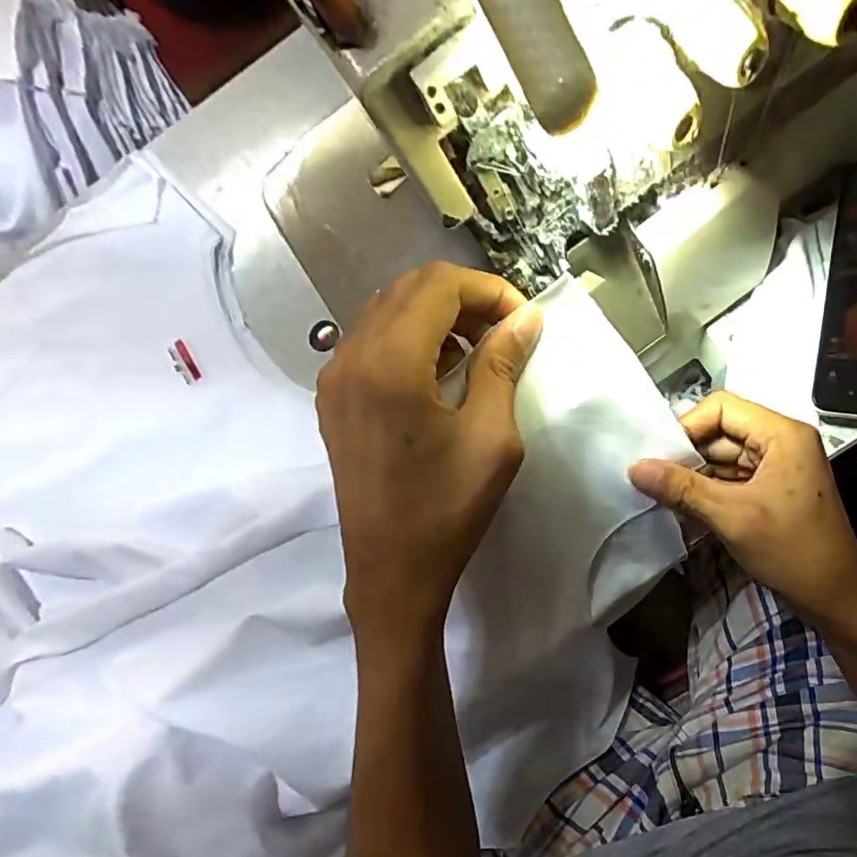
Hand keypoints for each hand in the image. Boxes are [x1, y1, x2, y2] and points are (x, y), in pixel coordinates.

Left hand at [317, 263, 541, 634]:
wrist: (391, 571)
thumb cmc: (448, 509)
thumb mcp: (491, 437)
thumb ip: (502, 365)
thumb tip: (524, 318)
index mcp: (390, 363)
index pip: (439, 285)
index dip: (488, 289)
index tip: (522, 319)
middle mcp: (350, 357)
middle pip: (409, 289)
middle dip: (463, 298)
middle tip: (505, 332)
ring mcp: (334, 378)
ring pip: (386, 311)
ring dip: (436, 316)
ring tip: (477, 350)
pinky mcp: (333, 400)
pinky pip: (370, 342)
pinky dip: (409, 338)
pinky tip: (439, 372)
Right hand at [629, 392, 856, 632]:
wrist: (835, 596)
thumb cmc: (790, 550)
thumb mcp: (732, 516)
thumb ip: (682, 488)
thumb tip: (634, 468)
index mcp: (782, 434)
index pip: (722, 408)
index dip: (687, 428)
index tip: (659, 458)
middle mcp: (782, 441)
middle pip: (721, 432)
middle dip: (687, 456)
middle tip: (654, 480)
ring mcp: (778, 466)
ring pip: (723, 458)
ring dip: (695, 477)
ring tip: (663, 497)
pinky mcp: (772, 490)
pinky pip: (732, 479)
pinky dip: (708, 492)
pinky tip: (683, 509)